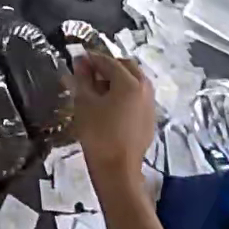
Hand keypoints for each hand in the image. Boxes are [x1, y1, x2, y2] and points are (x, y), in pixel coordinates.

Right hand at [71, 53, 155, 186]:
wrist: (117, 170)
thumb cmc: (98, 134)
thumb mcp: (84, 103)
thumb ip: (82, 79)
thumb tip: (80, 61)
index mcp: (129, 82)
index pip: (108, 61)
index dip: (92, 59)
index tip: (78, 59)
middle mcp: (144, 88)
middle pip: (126, 67)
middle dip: (107, 66)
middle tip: (89, 73)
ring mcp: (150, 103)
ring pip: (134, 81)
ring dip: (117, 79)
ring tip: (98, 89)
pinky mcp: (150, 118)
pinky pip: (137, 96)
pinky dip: (124, 93)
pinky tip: (110, 105)